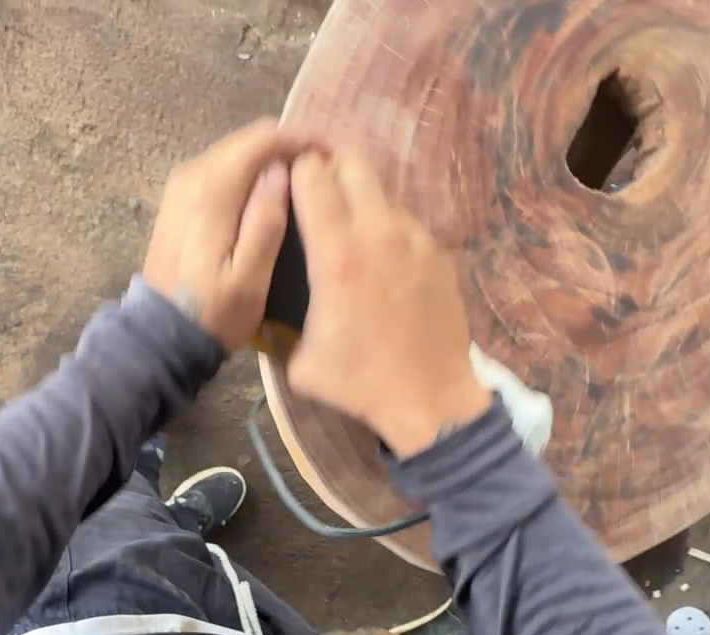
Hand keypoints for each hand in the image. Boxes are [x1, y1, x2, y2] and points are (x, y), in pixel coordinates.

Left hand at [142, 118, 316, 350]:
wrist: (161, 338)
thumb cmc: (213, 314)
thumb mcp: (250, 279)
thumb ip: (266, 222)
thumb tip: (281, 172)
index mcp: (213, 189)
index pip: (263, 139)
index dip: (301, 140)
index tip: (331, 156)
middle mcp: (192, 176)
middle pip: (247, 143)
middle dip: (286, 149)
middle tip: (321, 172)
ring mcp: (180, 189)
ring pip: (233, 156)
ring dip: (267, 163)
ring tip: (299, 185)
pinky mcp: (178, 204)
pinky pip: (219, 174)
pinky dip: (247, 178)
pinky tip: (265, 199)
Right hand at [286, 151, 490, 456]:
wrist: (430, 397)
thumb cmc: (360, 383)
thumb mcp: (302, 365)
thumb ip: (282, 330)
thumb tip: (271, 319)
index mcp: (336, 255)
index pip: (311, 176)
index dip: (295, 171)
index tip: (287, 182)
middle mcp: (377, 232)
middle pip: (352, 161)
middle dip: (329, 166)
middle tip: (317, 189)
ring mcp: (414, 239)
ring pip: (382, 193)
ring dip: (362, 201)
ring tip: (351, 233)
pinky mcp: (438, 252)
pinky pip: (406, 225)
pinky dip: (389, 231)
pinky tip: (383, 264)